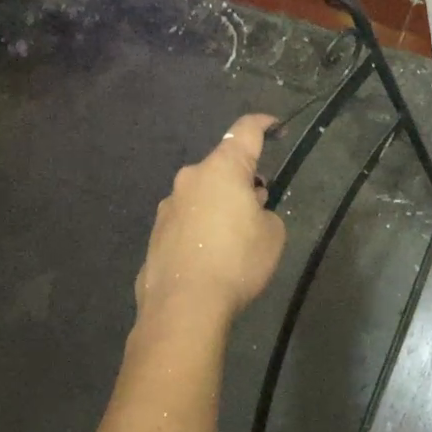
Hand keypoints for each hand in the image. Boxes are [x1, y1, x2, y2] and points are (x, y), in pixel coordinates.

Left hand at [135, 114, 286, 323]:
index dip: (263, 124)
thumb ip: (265, 212)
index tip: (276, 125)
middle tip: (260, 205)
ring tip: (234, 239)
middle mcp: (191, 178)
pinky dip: (202, 228)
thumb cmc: (236, 261)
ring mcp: (168, 206)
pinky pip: (187, 220)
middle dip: (243, 179)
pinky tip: (211, 258)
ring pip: (203, 194)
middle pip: (223, 166)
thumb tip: (249, 212)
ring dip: (220, 204)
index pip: (245, 131)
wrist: (183, 308)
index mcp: (222, 169)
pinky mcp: (156, 234)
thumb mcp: (273, 234)